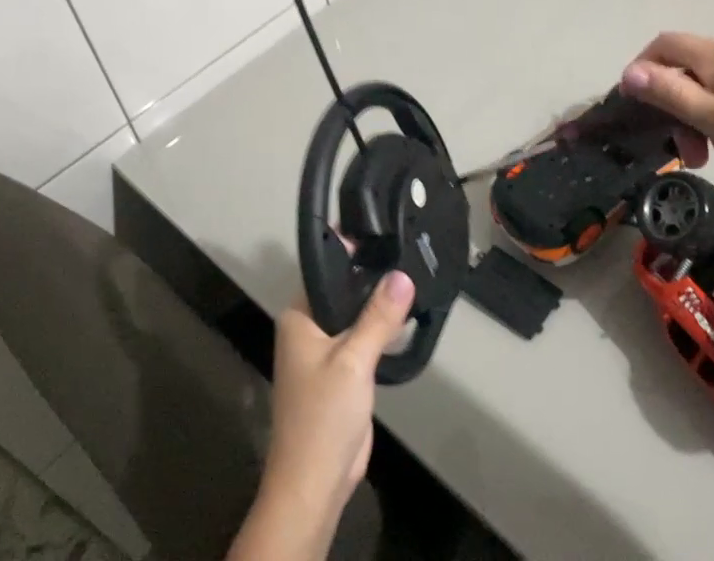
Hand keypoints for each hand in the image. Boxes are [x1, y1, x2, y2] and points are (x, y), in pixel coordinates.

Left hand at [261, 271, 413, 535]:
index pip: (325, 272)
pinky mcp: (342, 374)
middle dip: (372, 280)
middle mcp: (307, 330)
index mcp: (298, 318)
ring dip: (379, 307)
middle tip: (409, 253)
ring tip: (415, 278)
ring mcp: (324, 353)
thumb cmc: (323, 415)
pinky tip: (406, 318)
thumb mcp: (354, 361)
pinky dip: (381, 332)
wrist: (315, 480)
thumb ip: (378, 317)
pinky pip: (363, 341)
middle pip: (343, 294)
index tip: (385, 233)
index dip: (352, 253)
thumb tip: (402, 275)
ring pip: (355, 318)